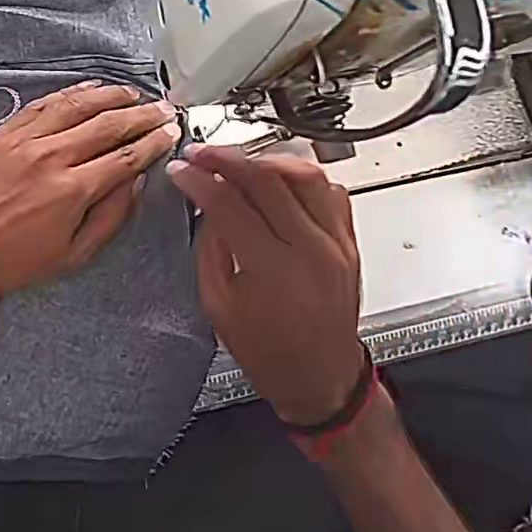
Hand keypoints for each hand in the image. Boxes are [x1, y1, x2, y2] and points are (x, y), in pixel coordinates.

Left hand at [0, 81, 180, 343]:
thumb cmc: (12, 261)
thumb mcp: (74, 255)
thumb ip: (111, 216)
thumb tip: (136, 182)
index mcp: (71, 191)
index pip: (126, 155)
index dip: (154, 141)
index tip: (170, 132)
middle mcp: (50, 157)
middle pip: (108, 123)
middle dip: (142, 113)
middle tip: (162, 108)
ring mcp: (24, 140)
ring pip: (78, 105)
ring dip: (111, 95)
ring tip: (134, 93)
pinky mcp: (3, 133)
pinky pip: (44, 103)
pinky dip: (71, 93)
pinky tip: (90, 89)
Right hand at [165, 145, 368, 425]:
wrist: (319, 377)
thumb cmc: (270, 353)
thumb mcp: (219, 305)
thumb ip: (211, 249)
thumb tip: (208, 206)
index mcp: (273, 270)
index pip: (229, 203)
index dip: (198, 180)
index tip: (182, 170)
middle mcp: (311, 250)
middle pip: (266, 180)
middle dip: (226, 159)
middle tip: (202, 154)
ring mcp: (336, 243)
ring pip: (304, 174)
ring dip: (266, 160)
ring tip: (240, 160)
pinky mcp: (349, 242)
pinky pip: (330, 191)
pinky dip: (302, 177)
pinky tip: (281, 179)